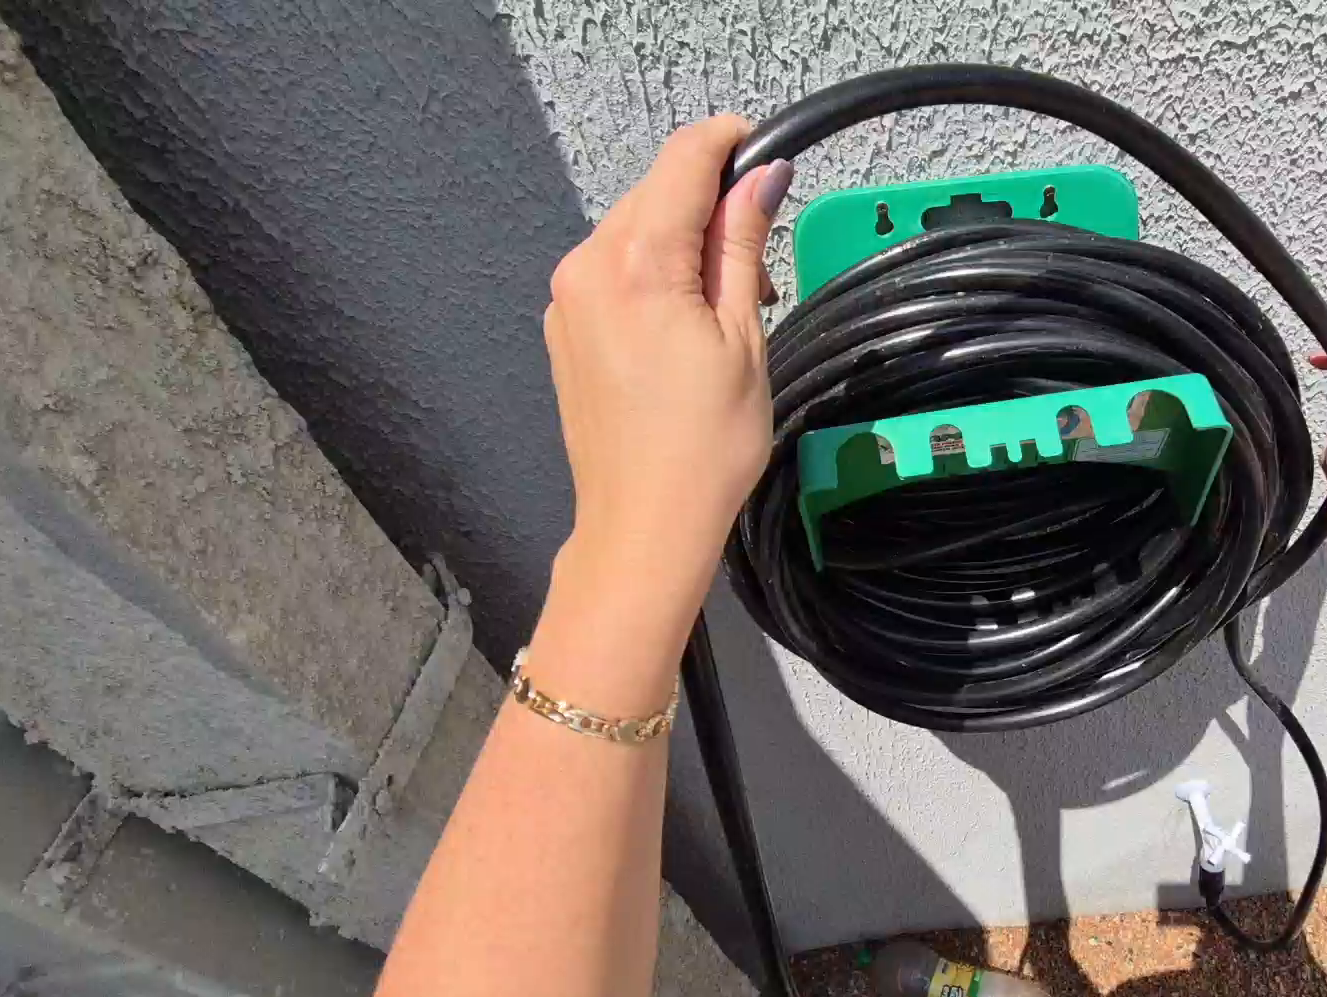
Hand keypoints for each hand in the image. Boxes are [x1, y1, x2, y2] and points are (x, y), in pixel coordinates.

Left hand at [543, 115, 793, 568]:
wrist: (645, 524)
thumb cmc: (706, 446)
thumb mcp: (743, 340)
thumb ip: (742, 249)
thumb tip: (761, 179)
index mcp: (636, 265)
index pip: (680, 165)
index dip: (725, 143)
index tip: (760, 148)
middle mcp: (585, 268)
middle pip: (653, 197)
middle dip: (708, 208)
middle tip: (760, 262)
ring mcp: (566, 300)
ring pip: (632, 235)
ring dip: (683, 248)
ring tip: (729, 308)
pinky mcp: (565, 330)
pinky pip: (613, 274)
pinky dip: (654, 278)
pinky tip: (685, 325)